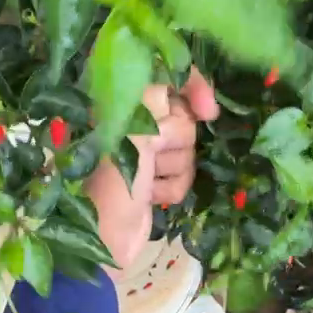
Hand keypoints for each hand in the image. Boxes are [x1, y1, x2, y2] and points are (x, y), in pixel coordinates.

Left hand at [86, 67, 218, 273]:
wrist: (103, 239)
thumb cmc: (111, 182)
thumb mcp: (133, 130)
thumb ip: (158, 99)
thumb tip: (189, 93)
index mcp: (119, 99)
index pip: (166, 73)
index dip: (193, 85)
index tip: (209, 110)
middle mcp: (131, 120)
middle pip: (184, 116)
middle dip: (176, 140)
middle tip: (152, 155)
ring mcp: (142, 152)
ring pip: (186, 147)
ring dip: (173, 168)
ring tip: (146, 183)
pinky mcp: (153, 180)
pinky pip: (183, 174)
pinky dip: (171, 188)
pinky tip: (151, 199)